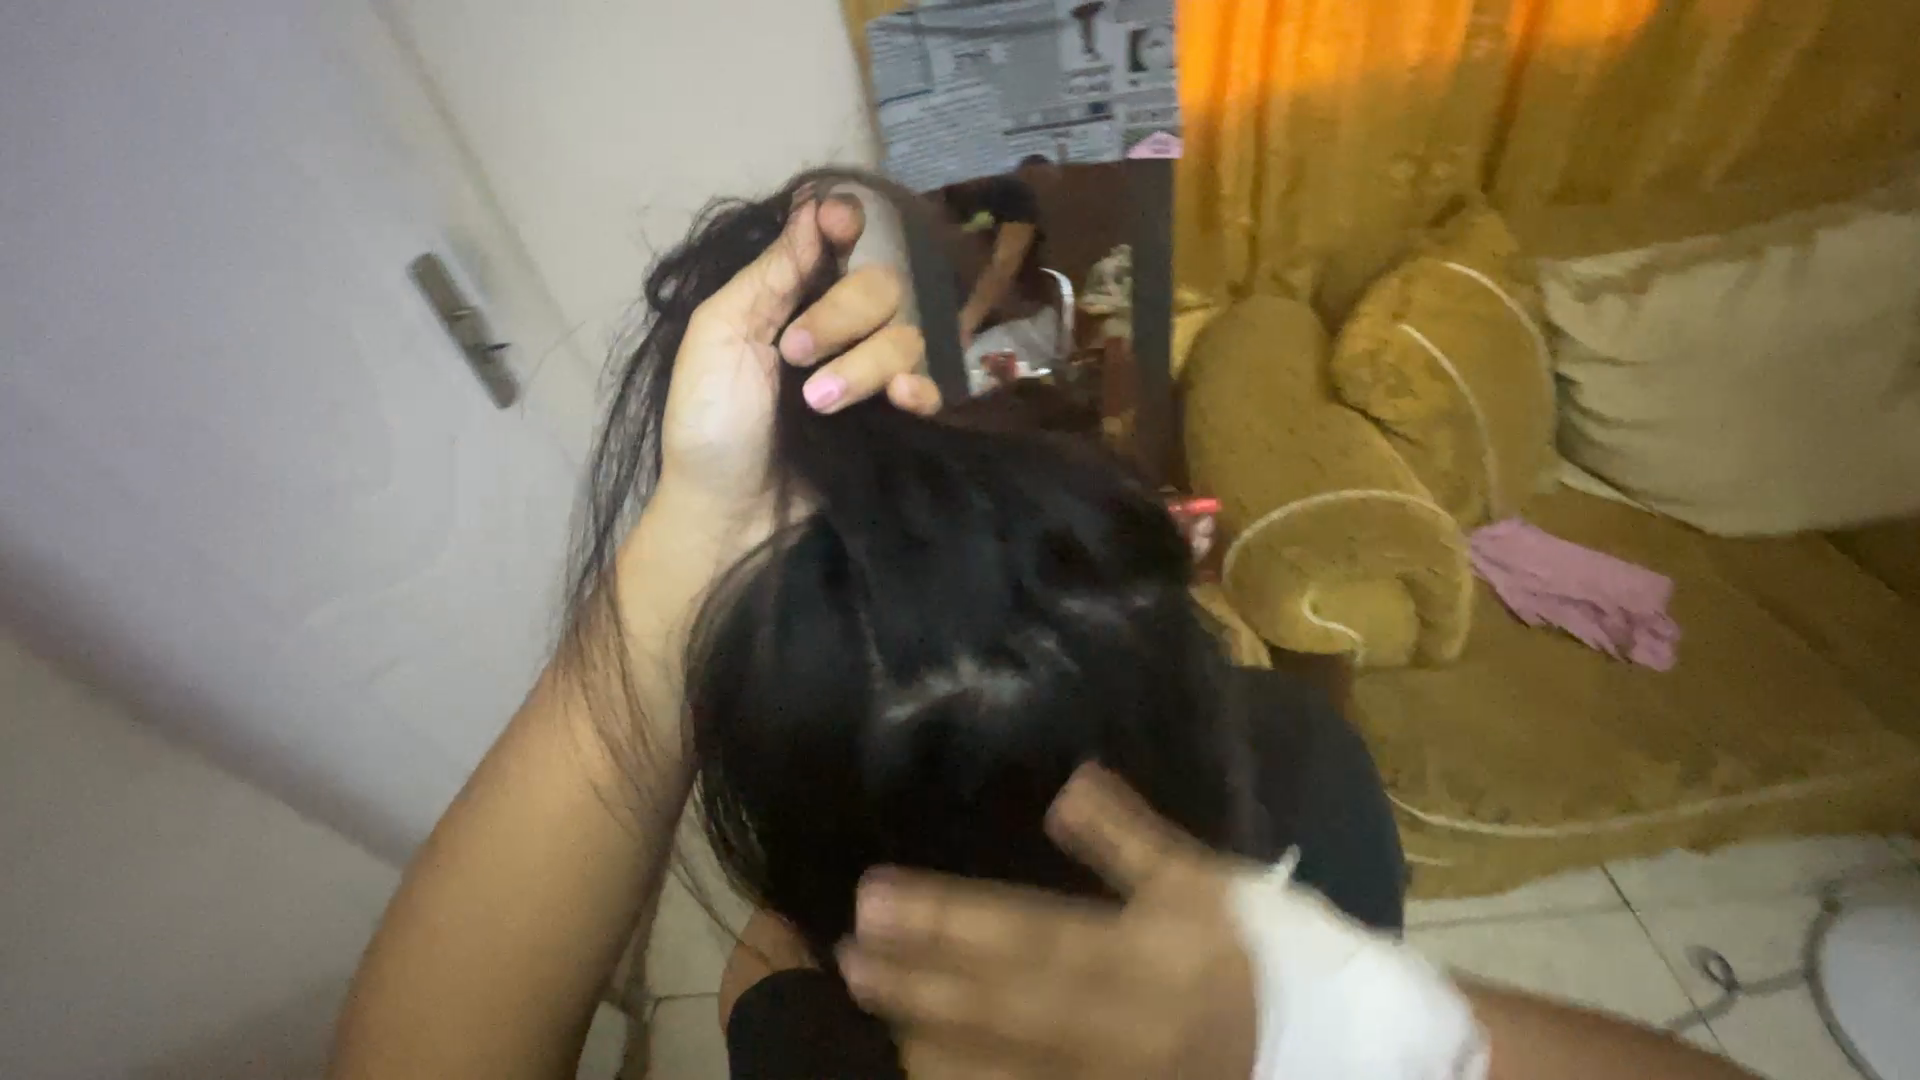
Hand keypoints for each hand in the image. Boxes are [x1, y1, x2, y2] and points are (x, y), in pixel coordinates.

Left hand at [659, 193, 941, 515]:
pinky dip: (920, 390)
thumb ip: (766, 276)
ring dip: (864, 366)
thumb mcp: (718, 337)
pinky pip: (928, 389)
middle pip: (881, 287)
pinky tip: (901, 402)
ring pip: (905, 338)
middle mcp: (837, 329)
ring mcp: (868, 376)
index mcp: (789, 300)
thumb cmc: (709, 422)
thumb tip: (811, 208)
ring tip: (817, 405)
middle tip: (794, 355)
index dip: (845, 224)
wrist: (729, 508)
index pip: (834, 245)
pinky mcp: (891, 421)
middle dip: (841, 315)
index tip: (841, 223)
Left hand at [836, 765, 1257, 1078]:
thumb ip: (1126, 836)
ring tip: (864, 1005)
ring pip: (1005, 1067)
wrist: (1321, 1048)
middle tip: (847, 953)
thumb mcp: (1198, 880)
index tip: (876, 898)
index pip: (1020, 934)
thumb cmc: (1257, 950)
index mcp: (1131, 956)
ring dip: (932, 1037)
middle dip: (917, 980)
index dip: (945, 920)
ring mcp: (1105, 1078)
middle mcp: (1108, 1025)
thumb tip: (1067, 785)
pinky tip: (926, 1063)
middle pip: (998, 1004)